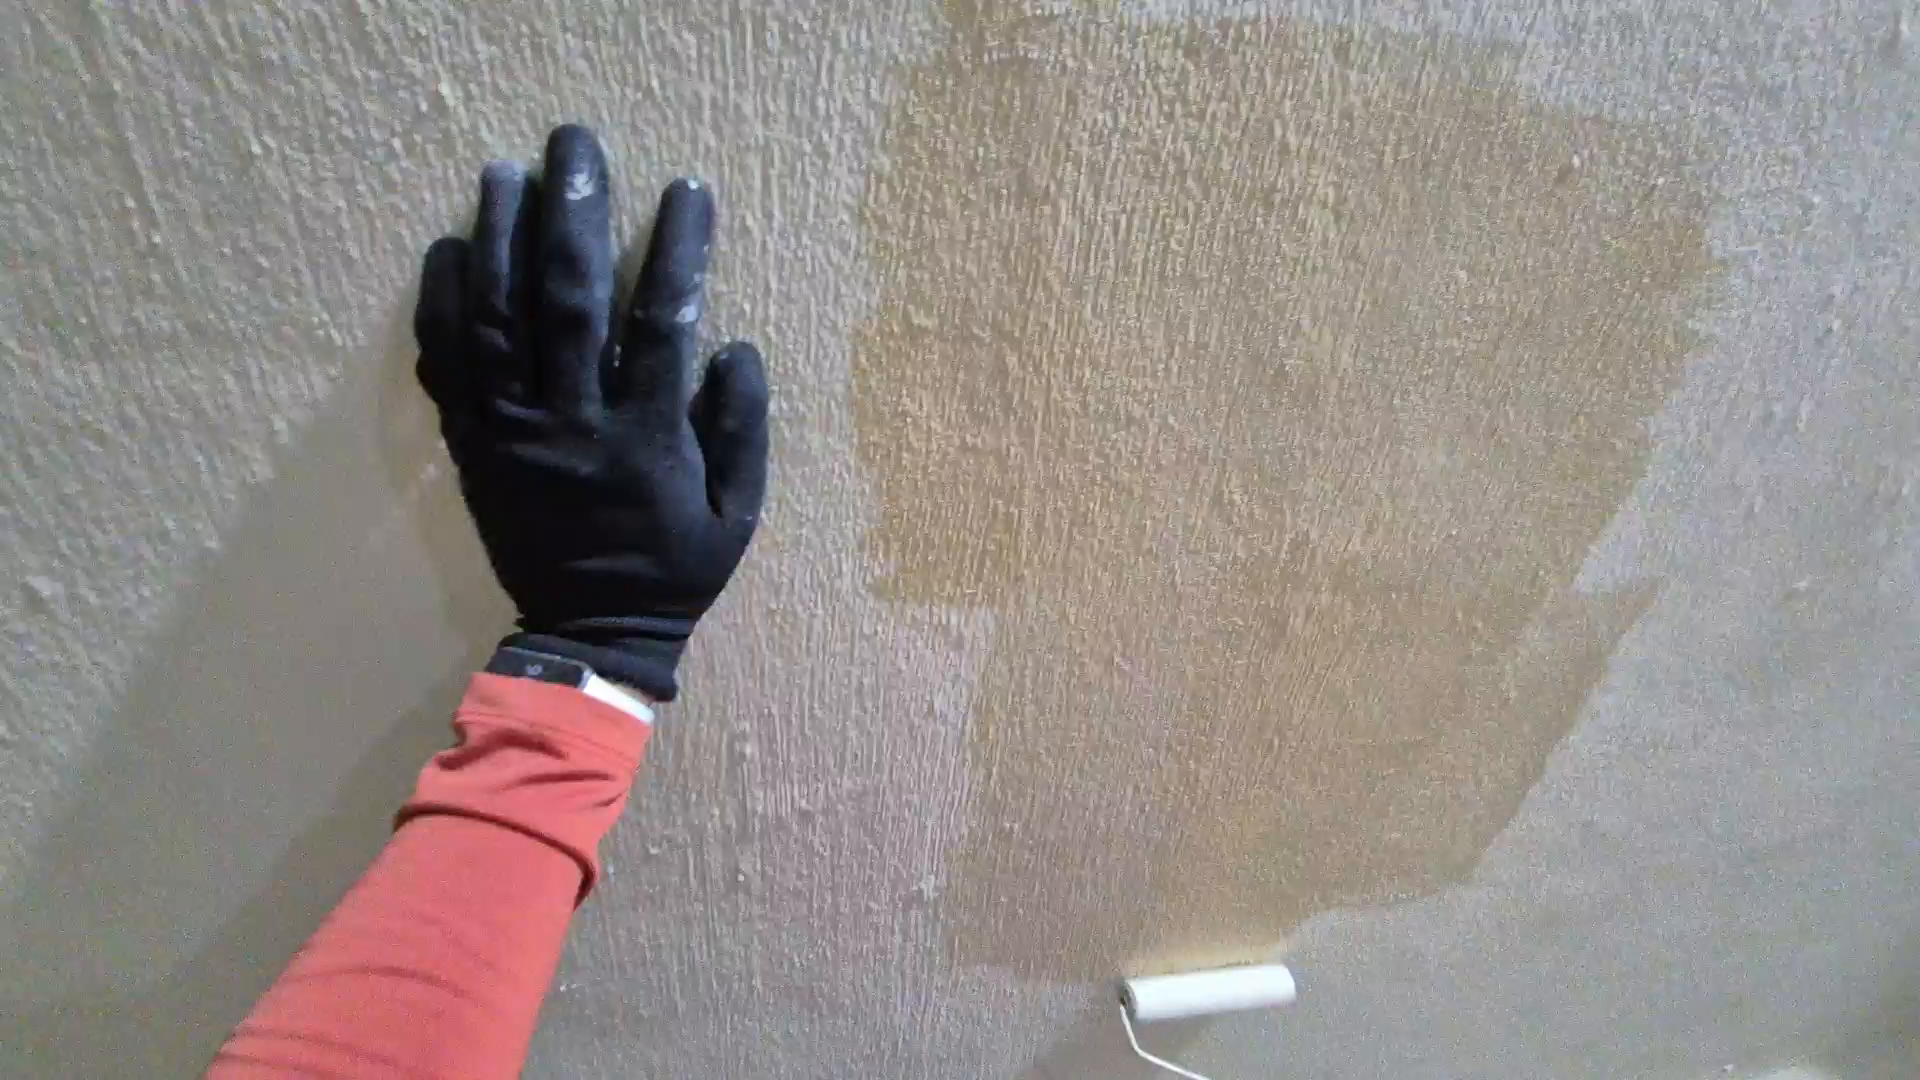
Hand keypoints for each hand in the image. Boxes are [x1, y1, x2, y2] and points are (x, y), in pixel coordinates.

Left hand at [413, 124, 768, 701]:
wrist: (592, 630)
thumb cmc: (676, 570)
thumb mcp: (738, 515)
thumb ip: (742, 432)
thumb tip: (735, 349)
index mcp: (649, 439)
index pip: (663, 323)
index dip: (678, 251)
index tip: (687, 192)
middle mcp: (575, 424)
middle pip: (568, 300)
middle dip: (575, 213)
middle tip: (576, 145)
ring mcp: (513, 432)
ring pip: (499, 319)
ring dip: (502, 237)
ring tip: (506, 172)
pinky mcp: (474, 446)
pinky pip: (448, 363)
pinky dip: (444, 301)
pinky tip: (450, 247)